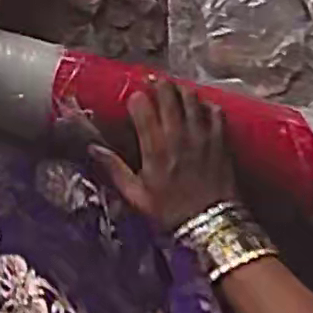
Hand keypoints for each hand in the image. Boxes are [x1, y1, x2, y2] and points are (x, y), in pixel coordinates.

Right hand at [91, 80, 238, 229]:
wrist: (212, 228)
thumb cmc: (171, 212)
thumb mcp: (136, 196)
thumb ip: (114, 169)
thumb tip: (92, 149)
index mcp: (155, 146)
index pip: (142, 105)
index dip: (136, 98)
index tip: (135, 103)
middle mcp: (178, 134)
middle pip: (168, 92)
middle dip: (158, 84)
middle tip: (154, 85)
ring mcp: (202, 134)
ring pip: (191, 96)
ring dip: (181, 91)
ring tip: (175, 93)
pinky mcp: (221, 139)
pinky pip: (215, 111)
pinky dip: (207, 105)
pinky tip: (201, 109)